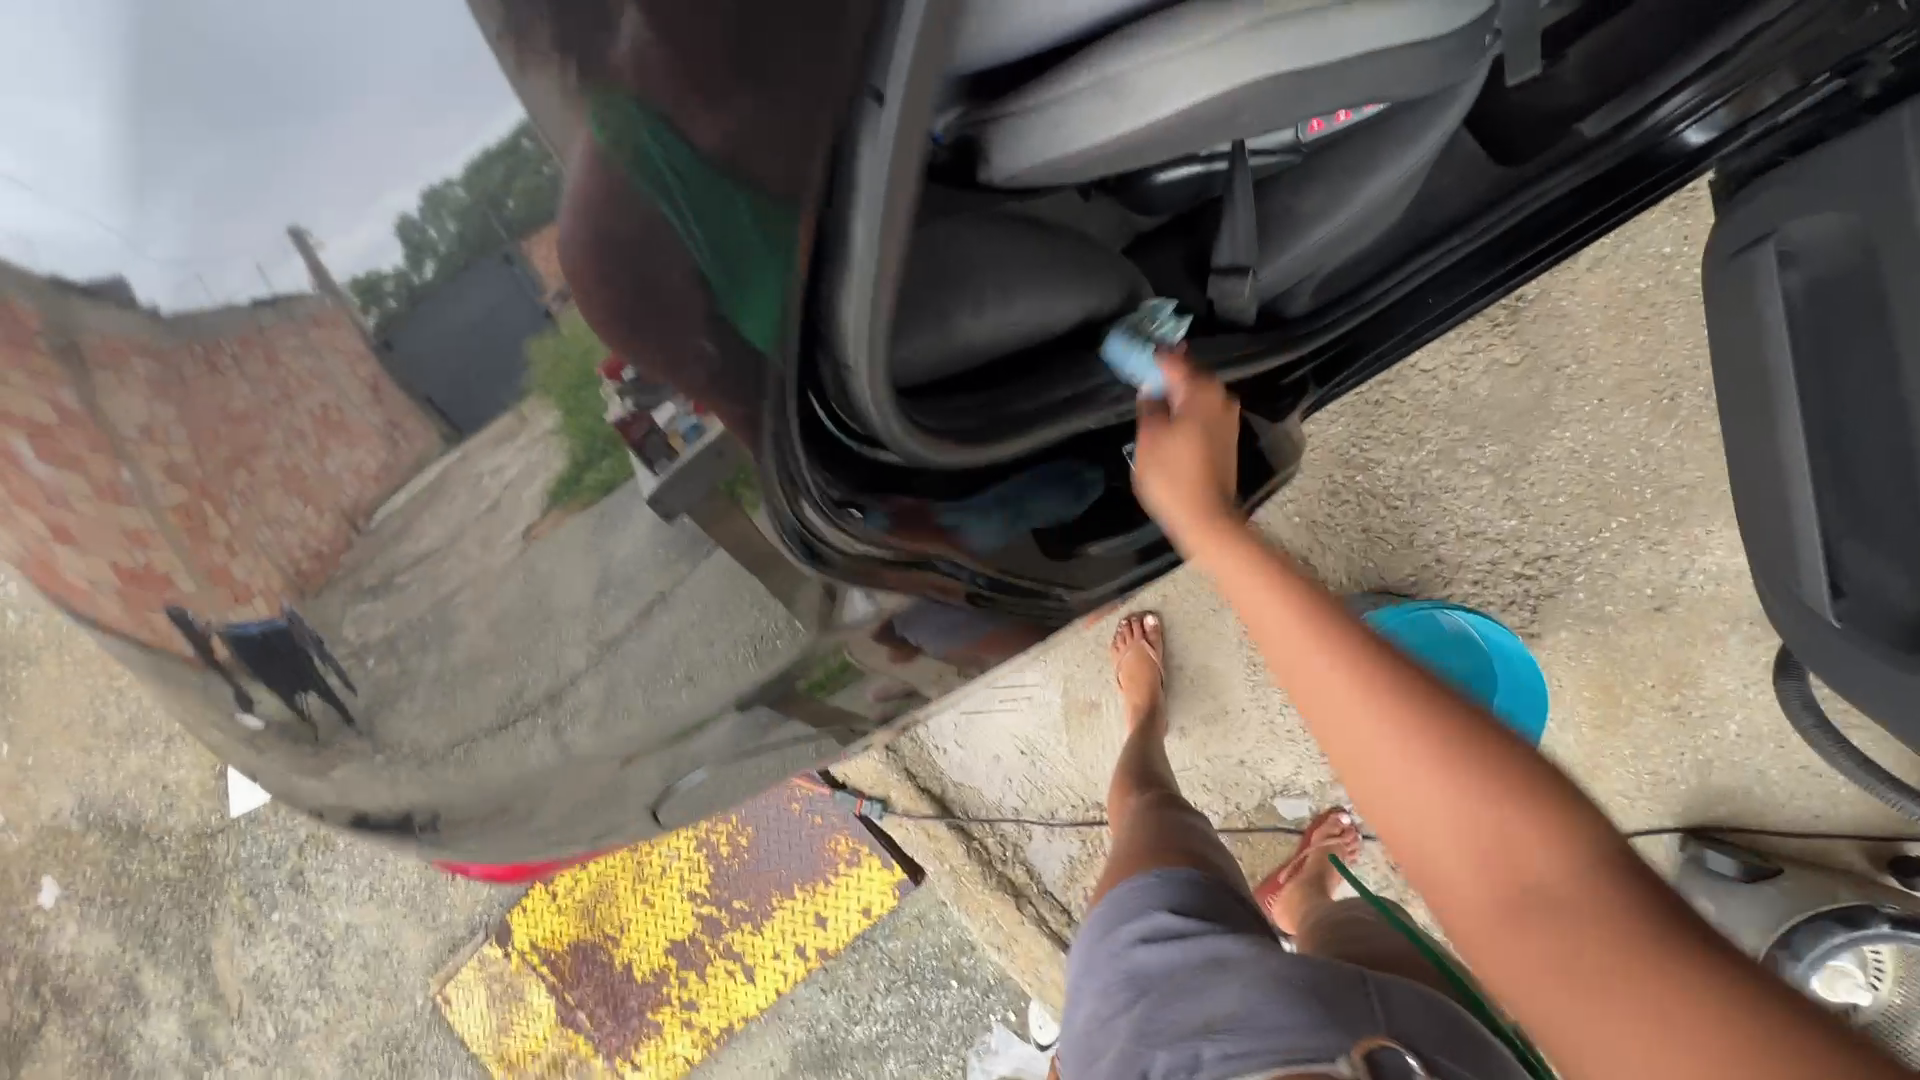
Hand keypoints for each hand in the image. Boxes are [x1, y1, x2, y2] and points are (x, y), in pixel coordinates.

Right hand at [1132, 353, 1241, 550]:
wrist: (1206, 517)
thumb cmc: (1172, 476)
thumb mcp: (1148, 438)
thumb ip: (1149, 407)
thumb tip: (1150, 389)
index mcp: (1200, 392)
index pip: (1173, 362)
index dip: (1153, 357)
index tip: (1134, 355)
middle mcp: (1221, 398)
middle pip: (1191, 376)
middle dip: (1168, 375)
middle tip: (1144, 375)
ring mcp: (1228, 419)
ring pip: (1199, 396)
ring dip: (1179, 394)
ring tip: (1155, 398)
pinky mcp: (1228, 438)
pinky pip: (1204, 413)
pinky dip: (1188, 411)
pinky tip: (1172, 419)